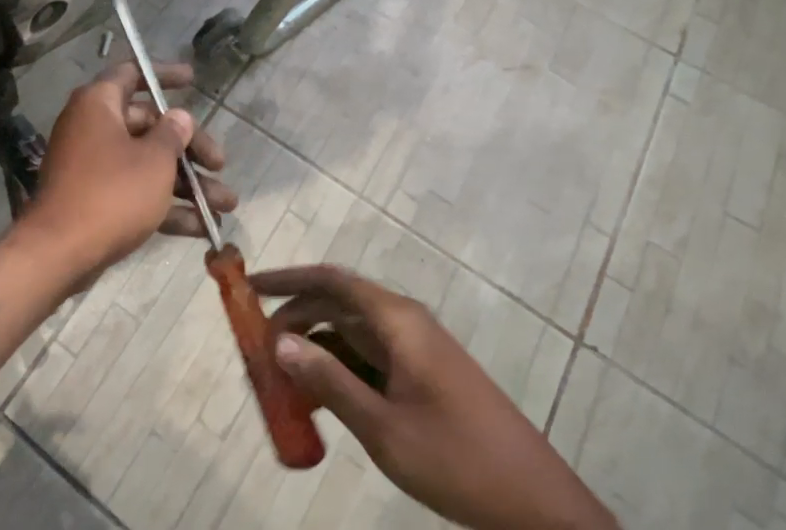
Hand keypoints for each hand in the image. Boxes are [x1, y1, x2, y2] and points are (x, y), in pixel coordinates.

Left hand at [19, 62, 235, 275]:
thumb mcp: (154, 160)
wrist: (60, 251)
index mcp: (99, 104)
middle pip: (148, 125)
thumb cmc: (112, 192)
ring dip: (186, 184)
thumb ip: (172, 134)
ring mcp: (91, 165)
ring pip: (146, 164)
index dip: (163, 74)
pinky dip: (165, 206)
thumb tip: (179, 116)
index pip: (132, 73)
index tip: (193, 80)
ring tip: (228, 204)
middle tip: (220, 165)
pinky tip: (203, 227)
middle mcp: (92, 127)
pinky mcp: (94, 199)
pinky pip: (135, 193)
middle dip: (189, 147)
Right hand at [253, 266, 617, 529]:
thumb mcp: (382, 427)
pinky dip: (338, 372)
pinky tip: (317, 403)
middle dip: (293, 320)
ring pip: (350, 335)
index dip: (286, 278)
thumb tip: (279, 342)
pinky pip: (369, 361)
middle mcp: (407, 326)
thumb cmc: (459, 461)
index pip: (331, 280)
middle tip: (255, 348)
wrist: (540, 509)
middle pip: (337, 305)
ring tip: (278, 380)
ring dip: (313, 350)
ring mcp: (418, 353)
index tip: (246, 286)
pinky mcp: (425, 379)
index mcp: (399, 322)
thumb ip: (328, 381)